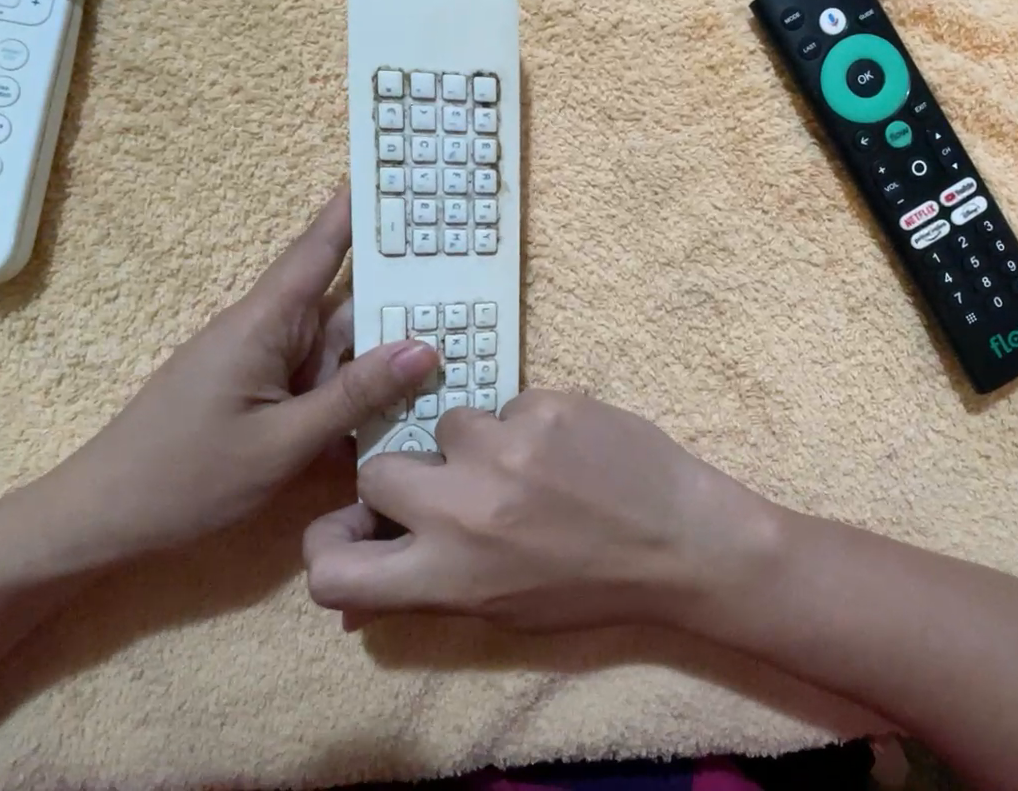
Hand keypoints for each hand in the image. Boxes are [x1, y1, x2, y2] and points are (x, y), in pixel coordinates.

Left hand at [20, 188, 439, 567]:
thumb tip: (425, 349)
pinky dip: (367, 383)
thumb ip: (355, 395)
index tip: (389, 173)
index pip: (317, 252)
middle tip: (465, 268)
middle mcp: (271, 334)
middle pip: (346, 300)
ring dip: (391, 342)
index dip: (353, 210)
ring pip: (343, 343)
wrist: (102, 523)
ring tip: (459, 329)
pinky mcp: (269, 396)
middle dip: (402, 285)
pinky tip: (409, 392)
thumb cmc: (185, 477)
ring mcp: (270, 366)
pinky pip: (329, 378)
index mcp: (264, 325)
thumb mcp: (282, 442)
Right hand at [302, 389, 779, 631]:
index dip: (332, 548)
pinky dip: (529, 424)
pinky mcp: (546, 405)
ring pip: (451, 422)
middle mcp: (460, 506)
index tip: (358, 532)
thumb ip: (430, 592)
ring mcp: (503, 446)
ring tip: (531, 467)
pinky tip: (569, 448)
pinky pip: (511, 404)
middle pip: (377, 469)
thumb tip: (358, 597)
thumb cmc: (594, 590)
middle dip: (410, 477)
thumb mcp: (504, 614)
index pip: (333, 570)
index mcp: (446, 575)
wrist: (686, 541)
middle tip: (457, 489)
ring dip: (476, 444)